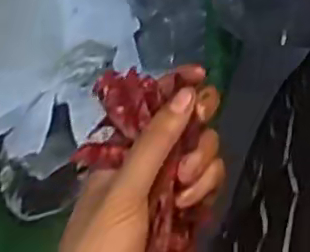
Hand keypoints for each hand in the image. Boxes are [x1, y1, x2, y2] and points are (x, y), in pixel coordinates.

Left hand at [60, 68, 224, 251]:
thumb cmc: (99, 249)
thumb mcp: (122, 192)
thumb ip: (155, 141)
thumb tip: (188, 90)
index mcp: (123, 151)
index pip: (153, 102)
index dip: (177, 84)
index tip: (201, 75)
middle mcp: (149, 162)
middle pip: (188, 121)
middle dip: (198, 128)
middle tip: (195, 142)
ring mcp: (169, 187)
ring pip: (204, 150)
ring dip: (203, 167)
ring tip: (185, 196)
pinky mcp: (187, 212)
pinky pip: (210, 182)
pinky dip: (208, 189)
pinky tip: (193, 210)